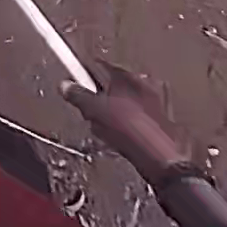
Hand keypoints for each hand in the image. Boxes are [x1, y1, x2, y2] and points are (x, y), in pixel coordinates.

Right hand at [62, 61, 190, 183]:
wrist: (162, 160)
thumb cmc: (132, 131)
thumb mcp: (95, 111)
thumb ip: (77, 95)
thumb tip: (65, 86)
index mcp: (125, 75)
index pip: (97, 65)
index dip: (82, 75)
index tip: (74, 83)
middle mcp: (142, 83)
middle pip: (110, 85)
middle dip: (98, 99)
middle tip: (90, 113)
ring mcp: (154, 102)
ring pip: (122, 103)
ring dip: (112, 114)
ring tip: (106, 130)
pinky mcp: (160, 121)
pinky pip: (135, 118)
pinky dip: (126, 125)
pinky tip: (121, 139)